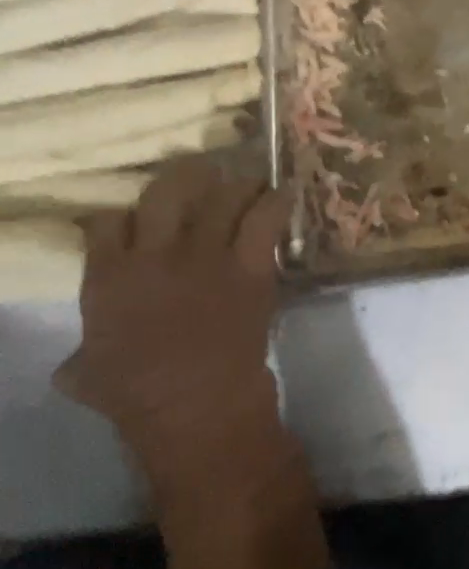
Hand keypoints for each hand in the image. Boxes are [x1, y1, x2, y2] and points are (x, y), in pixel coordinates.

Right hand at [57, 157, 292, 472]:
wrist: (195, 396)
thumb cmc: (133, 390)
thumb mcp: (83, 364)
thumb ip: (88, 339)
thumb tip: (90, 347)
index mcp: (107, 277)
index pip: (106, 220)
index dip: (124, 212)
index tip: (142, 212)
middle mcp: (156, 255)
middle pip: (167, 191)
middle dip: (185, 175)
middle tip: (203, 171)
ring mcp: (208, 255)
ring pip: (223, 195)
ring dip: (238, 183)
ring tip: (248, 181)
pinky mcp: (251, 264)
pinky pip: (266, 218)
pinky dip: (278, 200)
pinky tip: (286, 192)